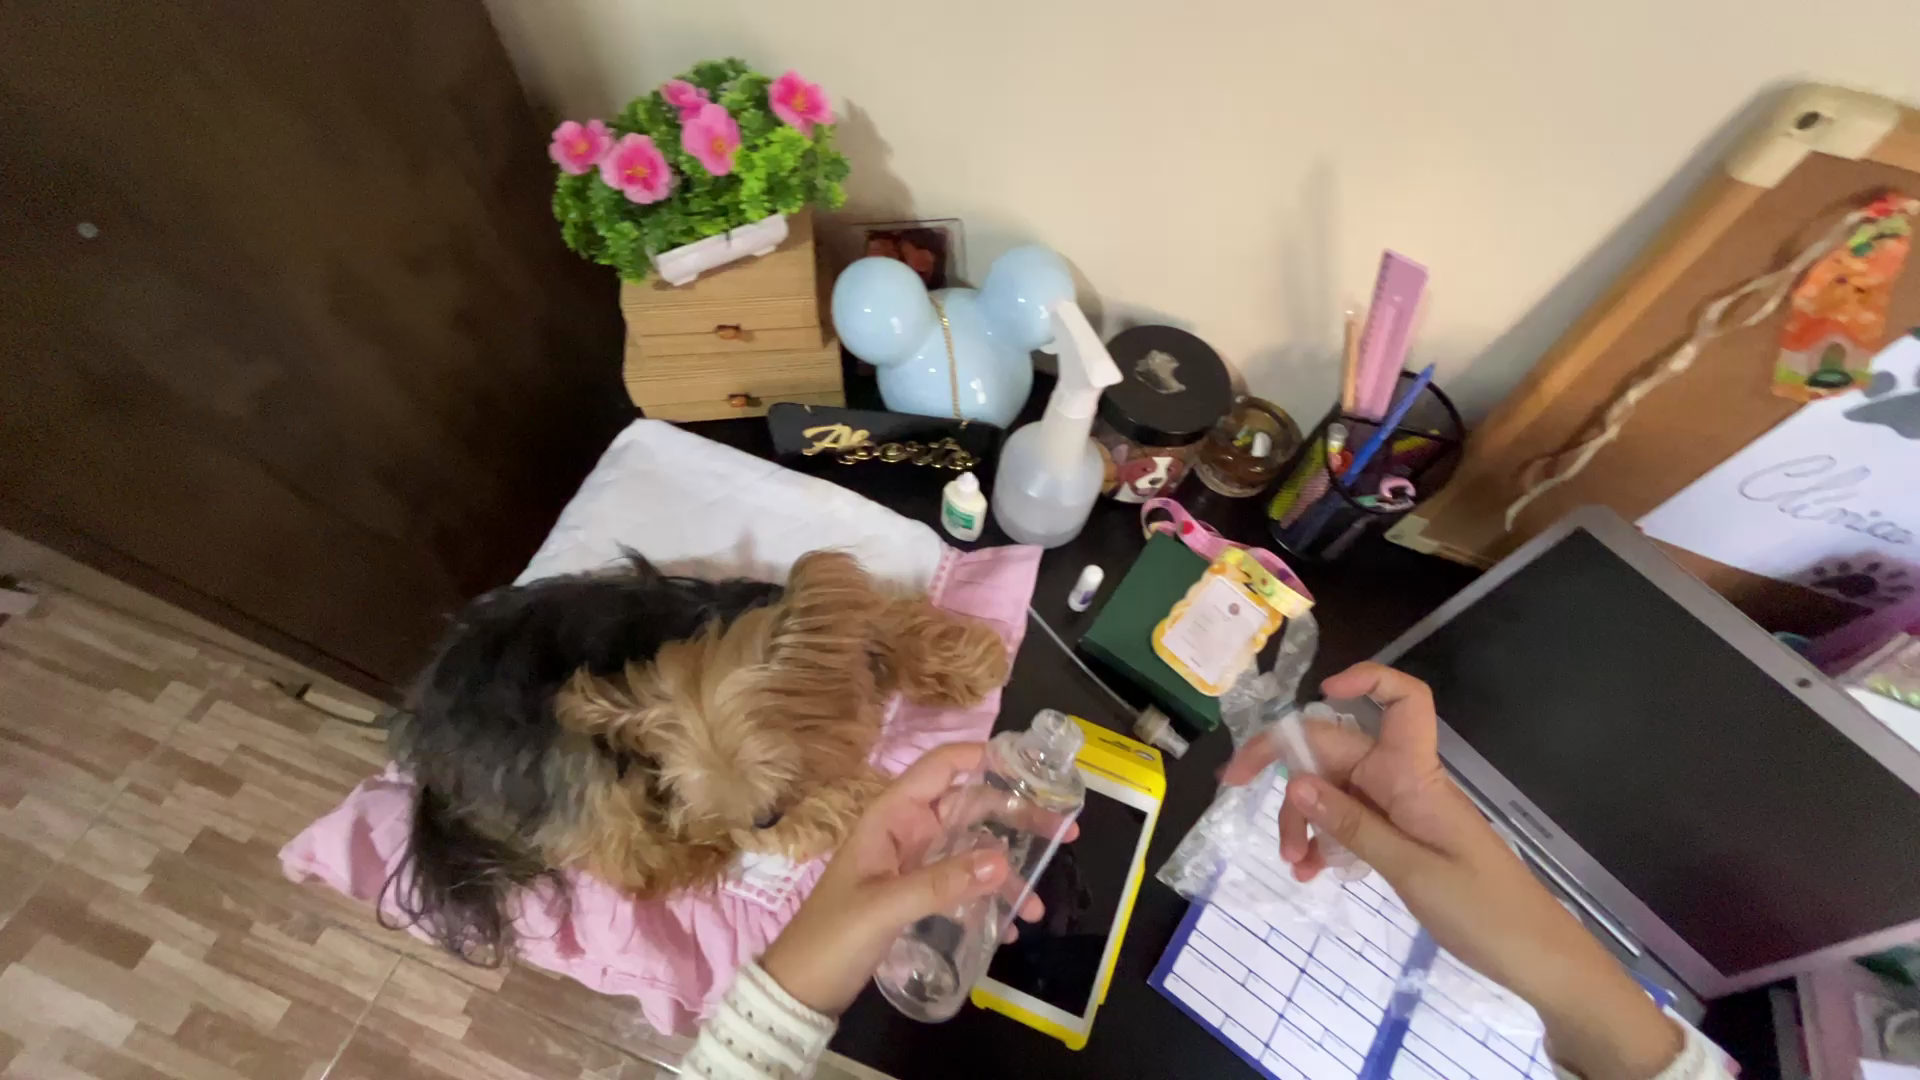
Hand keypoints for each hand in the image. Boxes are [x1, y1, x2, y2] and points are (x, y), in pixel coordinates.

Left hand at [761, 742, 1068, 1015]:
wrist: (801, 989)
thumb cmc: (834, 935)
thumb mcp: (885, 907)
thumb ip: (941, 883)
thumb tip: (1002, 860)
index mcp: (893, 813)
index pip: (942, 765)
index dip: (983, 756)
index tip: (1030, 765)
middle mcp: (909, 828)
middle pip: (970, 805)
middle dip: (1015, 814)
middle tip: (1062, 828)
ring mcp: (916, 860)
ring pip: (973, 847)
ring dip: (1008, 868)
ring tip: (1038, 901)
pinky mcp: (920, 891)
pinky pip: (964, 882)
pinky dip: (989, 898)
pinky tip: (1010, 925)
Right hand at [1223, 663, 1681, 1079]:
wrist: (1543, 967)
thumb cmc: (1489, 914)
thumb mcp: (1414, 873)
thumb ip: (1352, 826)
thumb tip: (1296, 782)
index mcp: (1413, 775)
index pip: (1404, 701)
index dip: (1366, 680)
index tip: (1321, 690)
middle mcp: (1398, 779)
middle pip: (1332, 749)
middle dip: (1286, 770)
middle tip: (1235, 788)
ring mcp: (1393, 806)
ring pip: (1328, 788)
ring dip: (1300, 817)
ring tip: (1293, 862)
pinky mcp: (1393, 834)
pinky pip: (1343, 821)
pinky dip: (1320, 840)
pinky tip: (1308, 870)